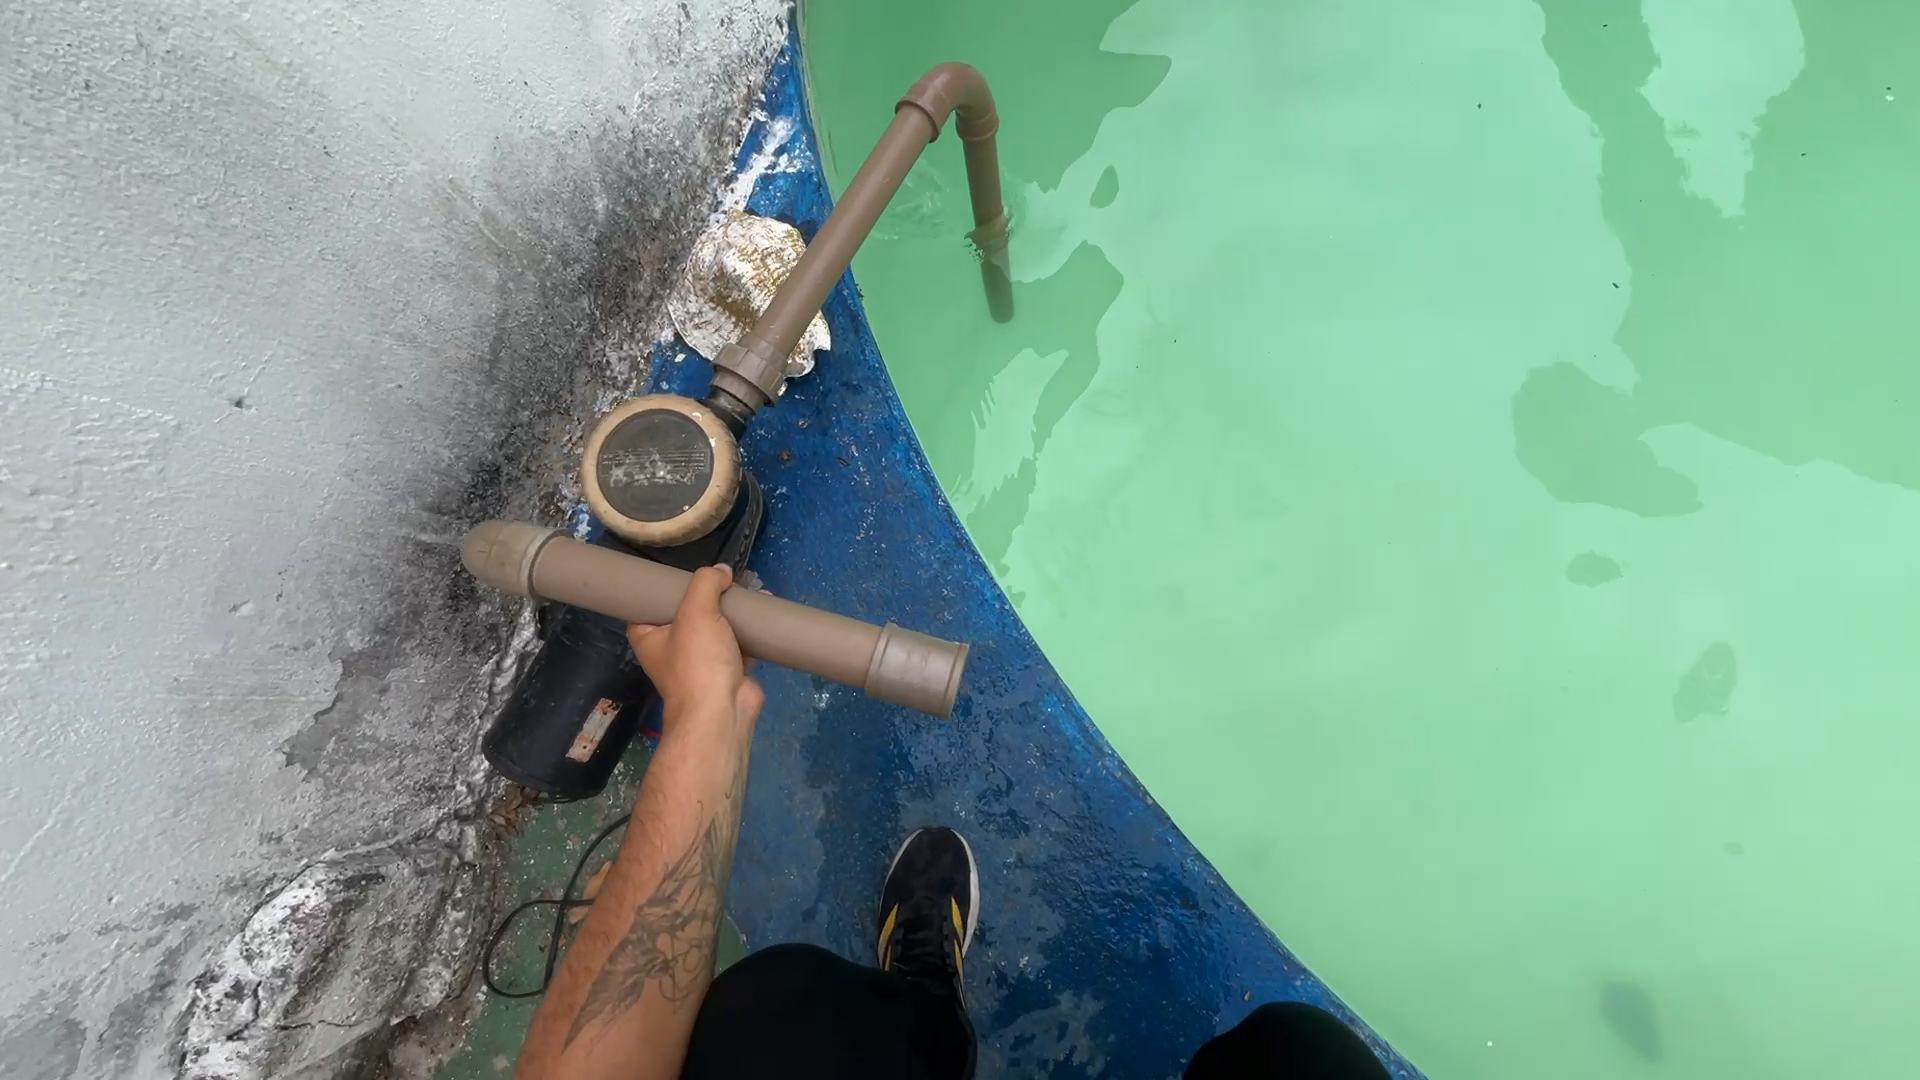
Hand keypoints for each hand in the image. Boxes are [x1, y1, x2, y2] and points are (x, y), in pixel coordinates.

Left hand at [628, 564, 763, 728]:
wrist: (723, 709)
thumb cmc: (698, 662)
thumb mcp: (696, 612)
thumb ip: (706, 584)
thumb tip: (722, 571)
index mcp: (649, 636)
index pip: (647, 606)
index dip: (662, 589)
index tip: (680, 573)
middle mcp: (671, 649)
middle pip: (688, 613)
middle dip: (709, 596)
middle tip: (725, 579)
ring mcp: (700, 660)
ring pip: (716, 626)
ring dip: (732, 610)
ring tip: (750, 591)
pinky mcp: (727, 668)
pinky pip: (738, 641)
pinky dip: (749, 628)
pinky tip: (762, 612)